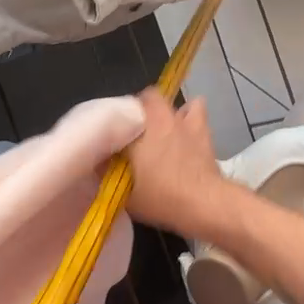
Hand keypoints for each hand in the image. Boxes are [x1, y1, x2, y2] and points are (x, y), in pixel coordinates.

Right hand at [125, 88, 237, 242]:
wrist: (203, 203)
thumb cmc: (162, 199)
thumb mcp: (126, 195)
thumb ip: (110, 177)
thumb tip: (101, 165)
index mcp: (136, 131)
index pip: (117, 115)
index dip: (114, 123)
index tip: (112, 137)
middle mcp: (158, 119)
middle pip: (144, 100)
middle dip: (139, 111)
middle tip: (135, 133)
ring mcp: (182, 120)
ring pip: (168, 103)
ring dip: (165, 112)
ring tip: (161, 129)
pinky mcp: (202, 129)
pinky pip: (195, 107)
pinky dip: (190, 113)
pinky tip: (185, 127)